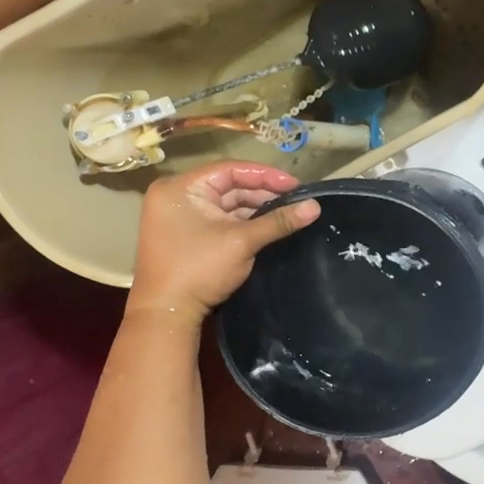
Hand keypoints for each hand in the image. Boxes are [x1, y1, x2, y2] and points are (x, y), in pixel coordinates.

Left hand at [128, 160, 320, 324]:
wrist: (167, 313)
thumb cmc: (199, 269)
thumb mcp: (243, 242)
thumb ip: (279, 221)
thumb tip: (316, 206)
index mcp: (180, 188)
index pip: (230, 170)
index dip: (266, 175)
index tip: (296, 184)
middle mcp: (176, 195)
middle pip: (228, 185)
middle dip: (263, 193)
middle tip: (295, 200)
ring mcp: (179, 215)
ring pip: (226, 203)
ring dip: (255, 208)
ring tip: (287, 213)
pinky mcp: (185, 233)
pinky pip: (219, 218)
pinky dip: (243, 221)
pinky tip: (267, 225)